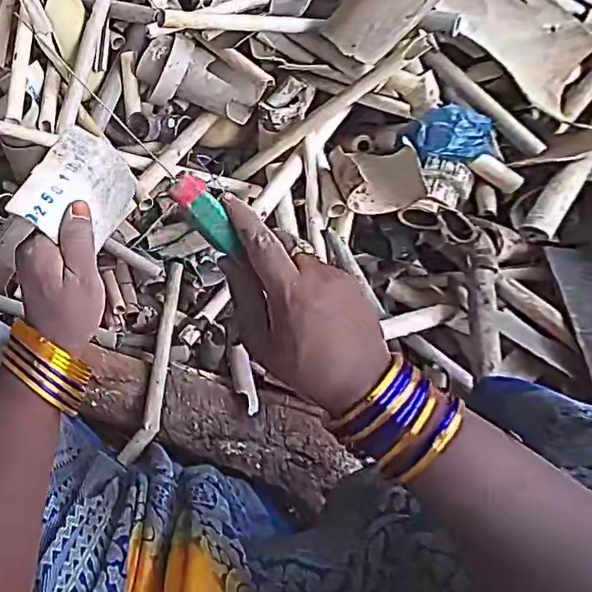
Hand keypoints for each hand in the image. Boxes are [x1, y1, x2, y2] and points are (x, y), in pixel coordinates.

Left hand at [15, 201, 104, 349]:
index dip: (72, 206)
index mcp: (36, 249)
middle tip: (95, 231)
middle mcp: (26, 250)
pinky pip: (51, 245)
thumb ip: (80, 239)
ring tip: (91, 246)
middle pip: (52, 220)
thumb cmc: (70, 317)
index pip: (52, 210)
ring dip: (72, 235)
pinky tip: (80, 257)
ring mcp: (28, 258)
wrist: (54, 344)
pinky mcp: (34, 266)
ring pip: (53, 233)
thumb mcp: (85, 276)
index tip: (89, 202)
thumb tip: (77, 208)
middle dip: (74, 221)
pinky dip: (66, 246)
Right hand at [220, 194, 391, 414]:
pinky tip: (304, 306)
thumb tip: (230, 265)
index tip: (226, 205)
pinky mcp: (351, 283)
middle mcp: (317, 277)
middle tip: (246, 264)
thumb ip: (242, 295)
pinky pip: (318, 269)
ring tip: (281, 300)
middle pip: (279, 243)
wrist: (365, 386)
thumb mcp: (260, 339)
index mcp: (290, 291)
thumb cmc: (314, 370)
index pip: (260, 240)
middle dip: (260, 248)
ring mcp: (338, 279)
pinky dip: (304, 278)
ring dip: (283, 267)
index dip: (240, 218)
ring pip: (298, 256)